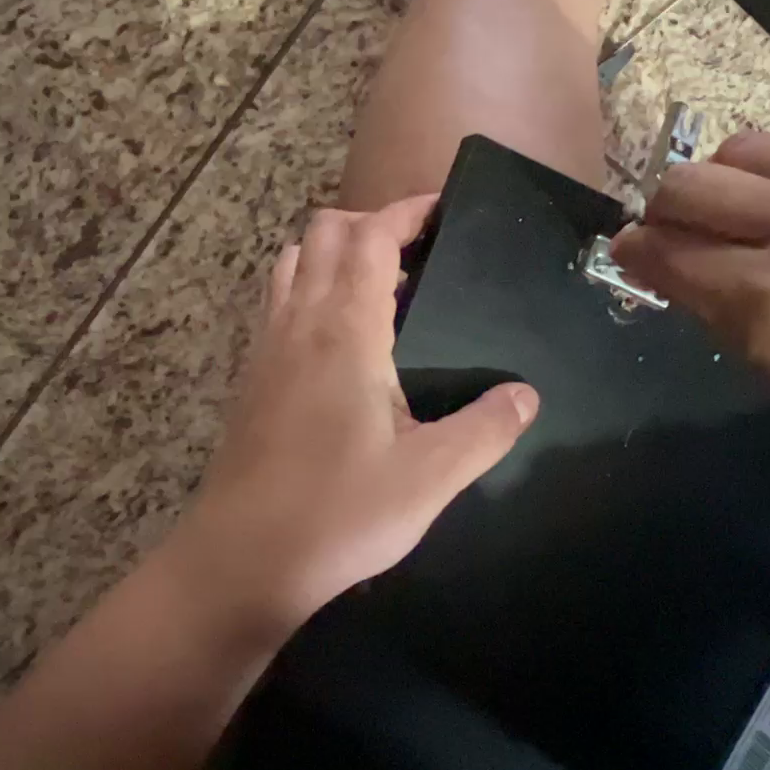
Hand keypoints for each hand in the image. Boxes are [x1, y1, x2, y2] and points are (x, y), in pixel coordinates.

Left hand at [168, 195, 538, 631]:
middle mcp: (300, 321)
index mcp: (345, 329)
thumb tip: (527, 395)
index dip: (405, 211)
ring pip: (295, 260)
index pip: (370, 236)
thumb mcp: (430, 477)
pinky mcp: (252, 373)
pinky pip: (279, 298)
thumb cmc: (338, 513)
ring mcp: (268, 345)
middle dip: (370, 222)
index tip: (441, 209)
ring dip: (334, 251)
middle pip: (324, 231)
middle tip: (416, 253)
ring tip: (379, 286)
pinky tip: (338, 337)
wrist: (242, 560)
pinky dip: (309, 285)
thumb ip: (485, 430)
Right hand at [611, 132, 769, 526]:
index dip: (634, 250)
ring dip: (725, 181)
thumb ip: (722, 317)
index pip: (666, 250)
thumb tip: (673, 269)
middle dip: (664, 210)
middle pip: (688, 181)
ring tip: (748, 213)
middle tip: (676, 233)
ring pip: (744, 146)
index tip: (627, 250)